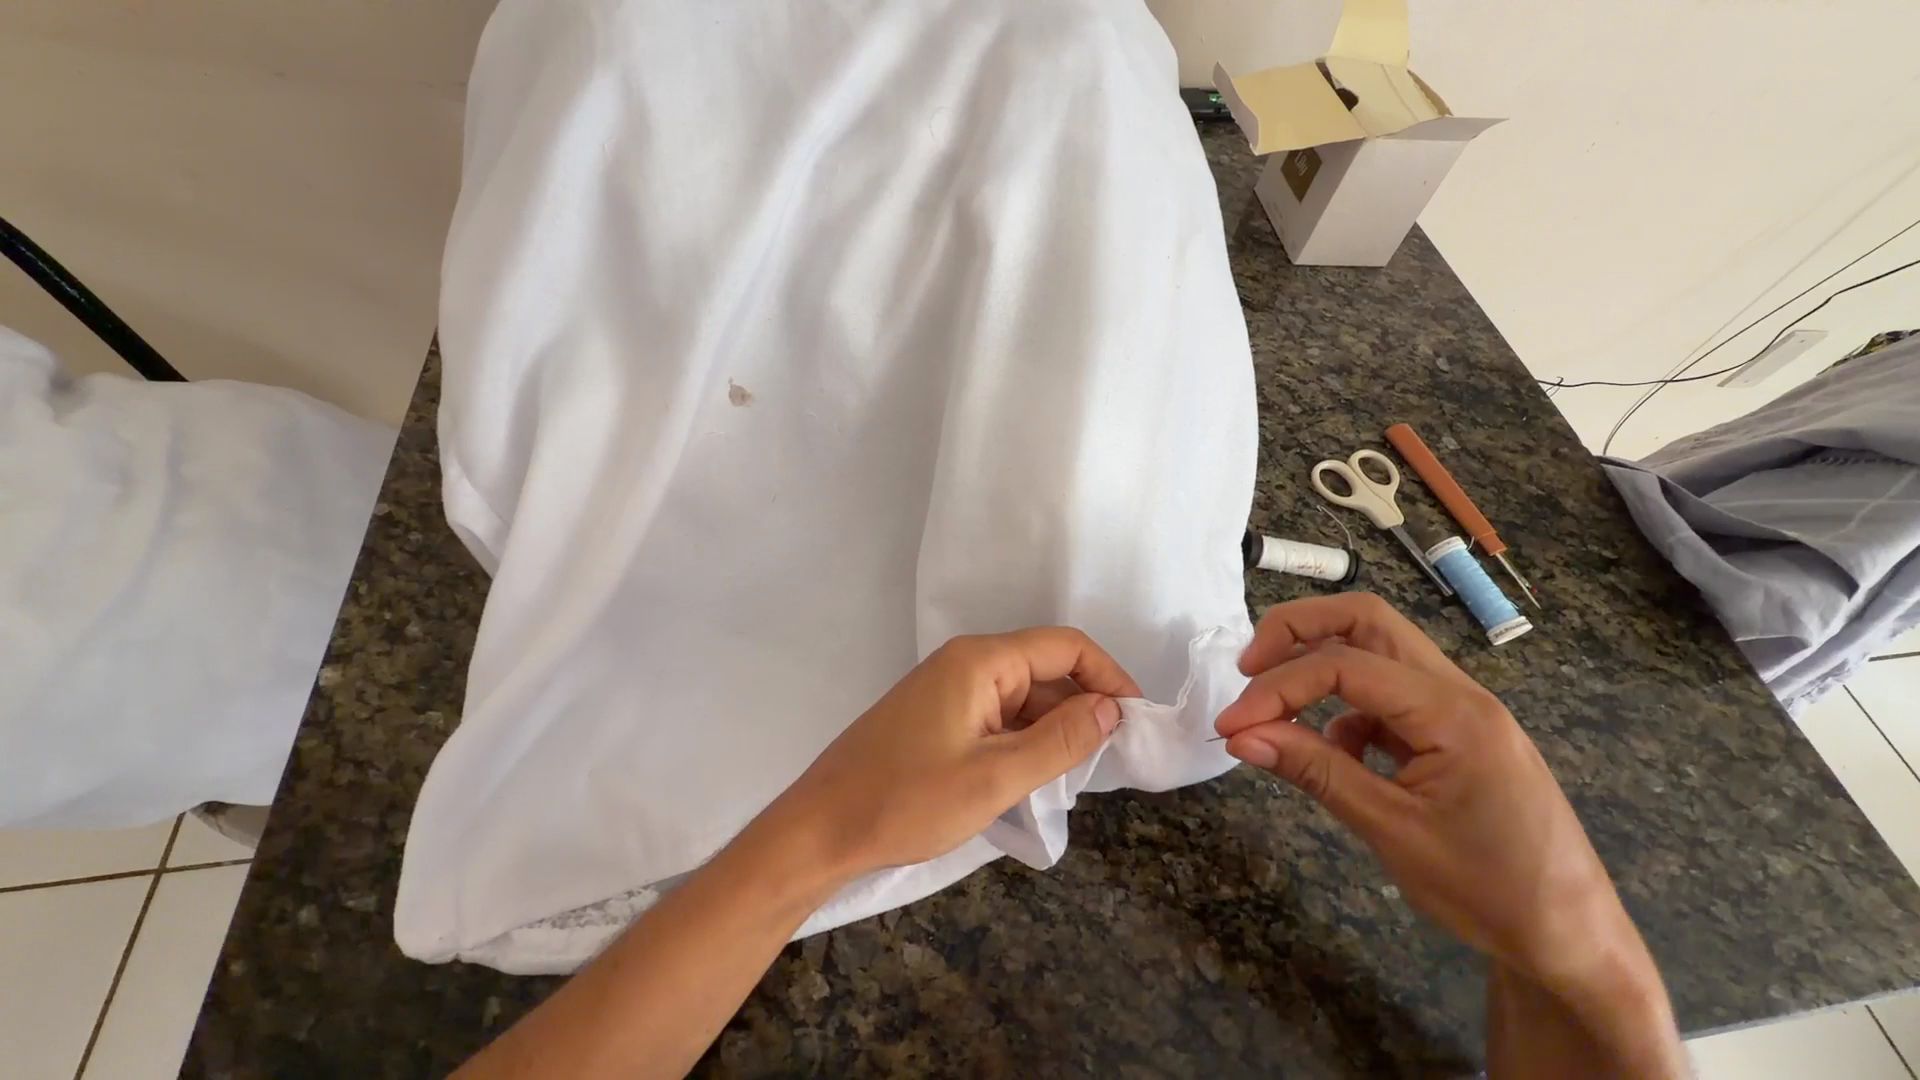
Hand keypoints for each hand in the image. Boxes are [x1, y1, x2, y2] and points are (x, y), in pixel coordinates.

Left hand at [761, 627, 1140, 879]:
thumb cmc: (906, 801)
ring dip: (1054, 729)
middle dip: (1084, 708)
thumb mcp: (995, 777)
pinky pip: (997, 718)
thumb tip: (1112, 709)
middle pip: (1045, 671)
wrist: (820, 829)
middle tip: (1115, 759)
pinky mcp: (938, 719)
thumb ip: (1060, 740)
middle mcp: (965, 664)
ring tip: (1080, 775)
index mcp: (980, 662)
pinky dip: (1024, 741)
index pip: (1065, 647)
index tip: (1137, 720)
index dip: (1109, 676)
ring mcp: (948, 692)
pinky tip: (1036, 777)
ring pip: (1022, 698)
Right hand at [1213, 593, 1646, 998]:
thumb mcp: (1390, 829)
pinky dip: (1345, 708)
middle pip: (1366, 620)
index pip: (1344, 666)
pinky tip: (1332, 752)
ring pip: (1377, 650)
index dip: (1276, 687)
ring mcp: (1459, 709)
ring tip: (1277, 709)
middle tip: (1248, 668)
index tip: (1230, 725)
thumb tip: (1240, 736)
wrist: (1572, 939)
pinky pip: (1388, 694)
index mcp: (1452, 711)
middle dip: (1296, 631)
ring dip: (1319, 664)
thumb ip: (1314, 771)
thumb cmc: (1488, 890)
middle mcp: (1459, 692)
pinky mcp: (1454, 731)